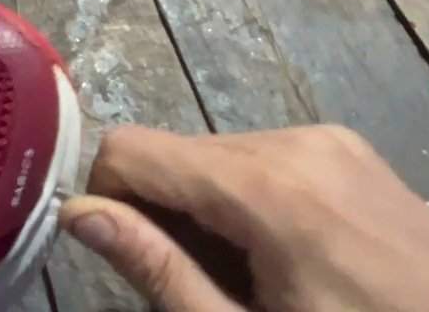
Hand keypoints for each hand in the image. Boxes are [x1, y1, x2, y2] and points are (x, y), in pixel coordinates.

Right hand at [59, 125, 428, 311]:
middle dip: (166, 211)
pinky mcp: (353, 151)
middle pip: (172, 152)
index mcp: (267, 186)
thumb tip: (74, 213)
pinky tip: (293, 258)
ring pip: (212, 154)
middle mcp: (292, 140)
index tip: (137, 259)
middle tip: (212, 288)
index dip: (109, 200)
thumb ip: (158, 271)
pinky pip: (260, 158)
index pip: (127, 148)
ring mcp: (330, 141)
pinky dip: (247, 199)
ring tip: (260, 279)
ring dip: (206, 207)